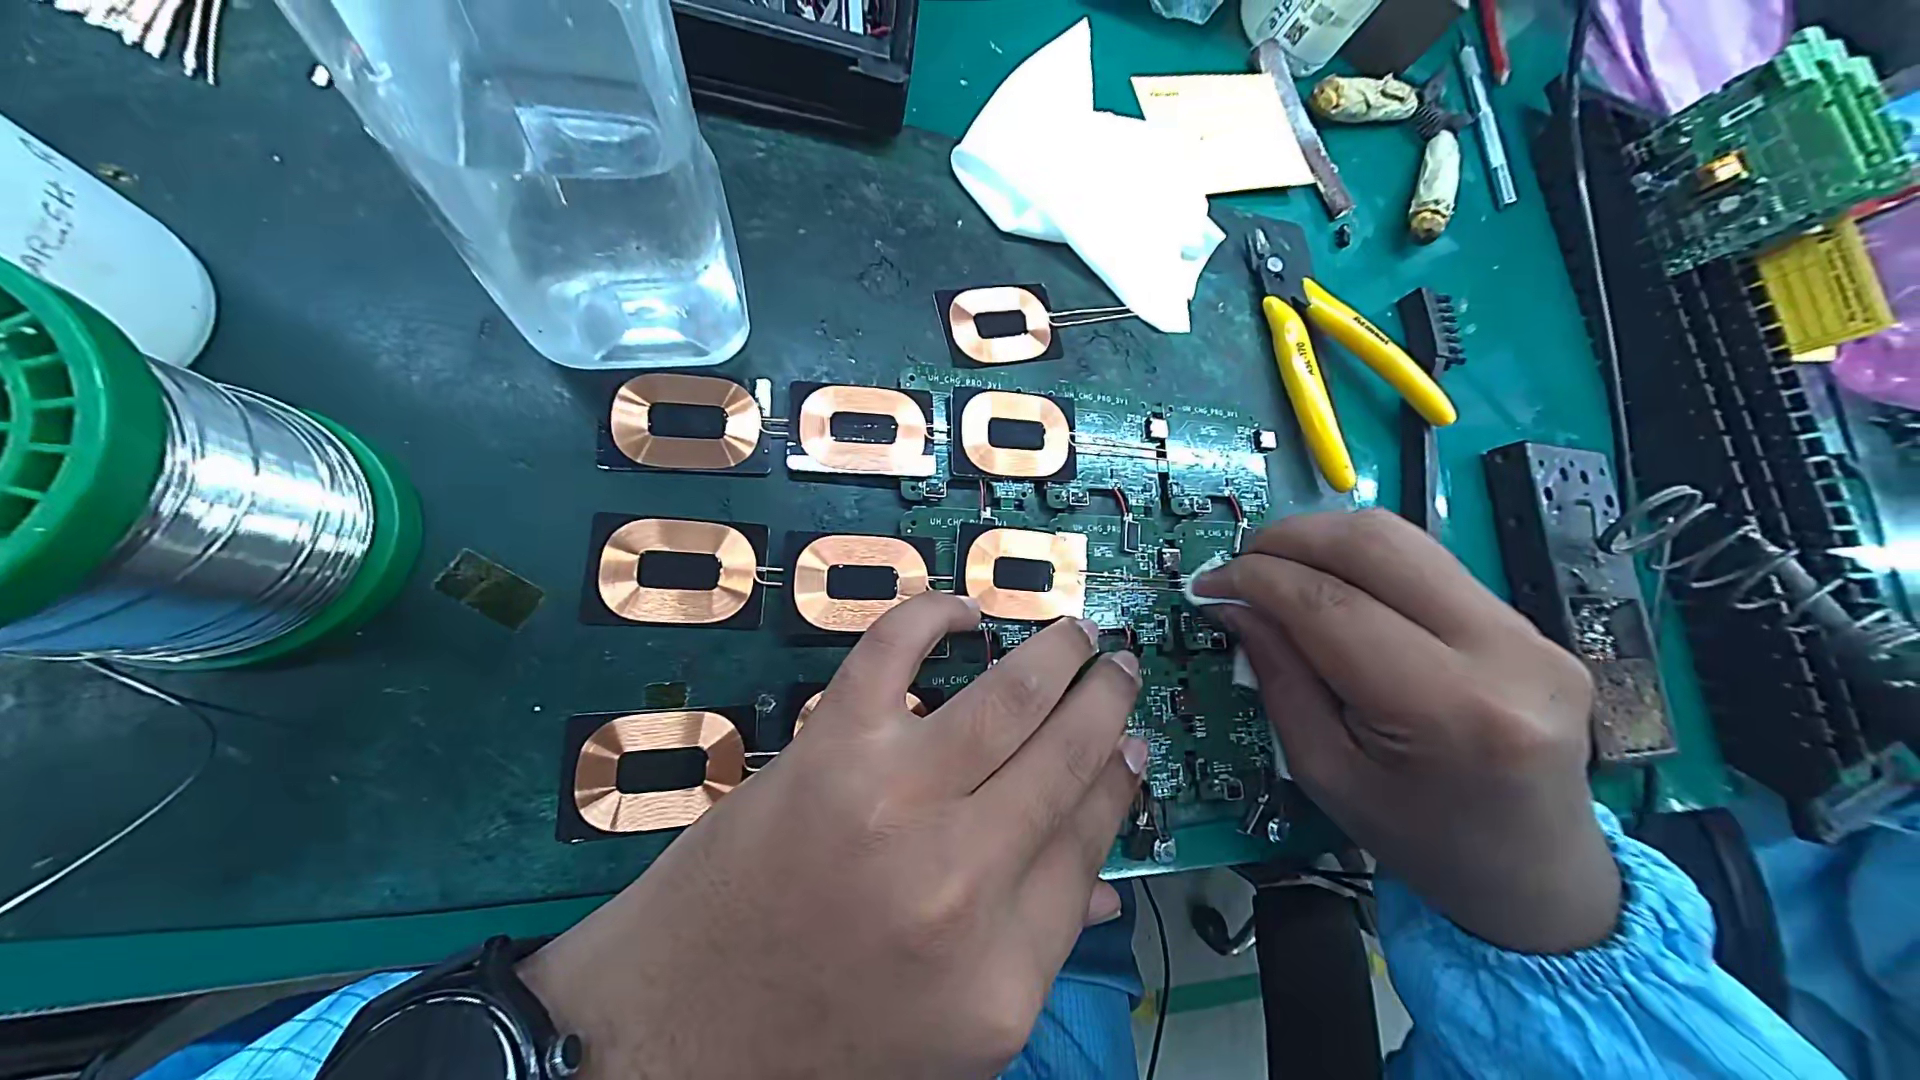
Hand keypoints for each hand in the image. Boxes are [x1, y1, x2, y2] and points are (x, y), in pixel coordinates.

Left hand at [520, 593, 1147, 1078]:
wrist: (681, 1030)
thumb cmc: (828, 1040)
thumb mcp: (960, 1028)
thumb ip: (1042, 939)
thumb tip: (1108, 868)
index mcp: (1004, 963)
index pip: (1091, 837)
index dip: (1119, 779)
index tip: (1131, 742)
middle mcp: (960, 874)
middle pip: (1065, 757)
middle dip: (1108, 700)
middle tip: (1121, 667)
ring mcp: (891, 796)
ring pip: (1007, 697)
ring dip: (1056, 653)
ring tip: (1078, 633)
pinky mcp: (827, 747)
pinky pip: (892, 650)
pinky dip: (932, 614)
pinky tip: (962, 611)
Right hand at [1194, 509, 1617, 953]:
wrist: (1536, 875)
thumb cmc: (1418, 838)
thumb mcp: (1323, 771)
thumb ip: (1278, 678)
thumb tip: (1236, 605)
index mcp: (1447, 710)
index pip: (1330, 605)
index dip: (1256, 580)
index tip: (1210, 585)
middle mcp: (1503, 652)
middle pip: (1375, 544)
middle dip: (1287, 539)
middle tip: (1239, 566)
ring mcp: (1527, 631)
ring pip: (1402, 537)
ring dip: (1322, 539)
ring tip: (1275, 569)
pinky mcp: (1527, 624)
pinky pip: (1424, 563)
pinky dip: (1359, 560)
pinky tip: (1326, 585)